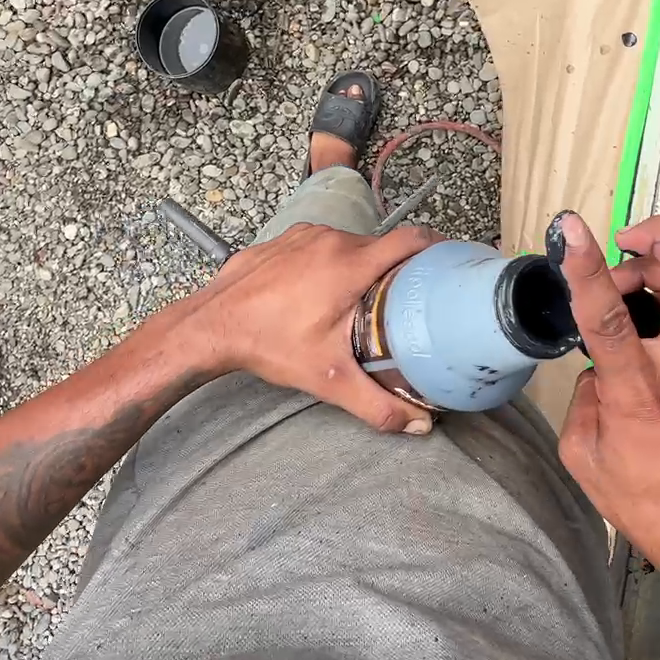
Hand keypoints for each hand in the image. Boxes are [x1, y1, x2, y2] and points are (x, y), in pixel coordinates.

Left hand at [182, 223, 440, 434]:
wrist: (211, 325)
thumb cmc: (268, 344)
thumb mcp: (328, 378)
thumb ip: (377, 404)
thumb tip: (418, 424)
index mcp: (351, 265)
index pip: (411, 239)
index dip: (436, 245)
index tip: (448, 260)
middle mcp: (332, 240)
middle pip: (382, 246)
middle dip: (397, 269)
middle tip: (404, 298)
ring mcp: (306, 235)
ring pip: (351, 244)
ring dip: (362, 266)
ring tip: (364, 298)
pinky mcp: (286, 238)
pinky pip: (322, 243)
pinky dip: (331, 261)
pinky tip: (323, 290)